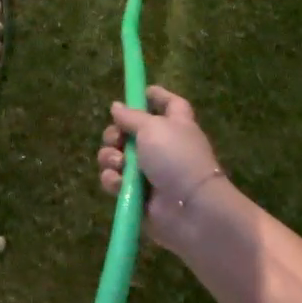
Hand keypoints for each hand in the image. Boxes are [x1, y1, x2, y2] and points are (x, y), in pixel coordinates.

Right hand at [99, 85, 228, 249]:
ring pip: (117, 157)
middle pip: (131, 132)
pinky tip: (118, 183)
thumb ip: (131, 116)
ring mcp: (150, 173)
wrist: (191, 209)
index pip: (170, 104)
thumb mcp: (153, 127)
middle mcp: (163, 147)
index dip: (157, 97)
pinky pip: (115, 182)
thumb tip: (117, 106)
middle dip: (115, 134)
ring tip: (119, 164)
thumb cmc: (177, 158)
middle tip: (116, 139)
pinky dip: (113, 181)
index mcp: (176, 125)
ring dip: (111, 157)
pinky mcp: (138, 196)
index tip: (140, 92)